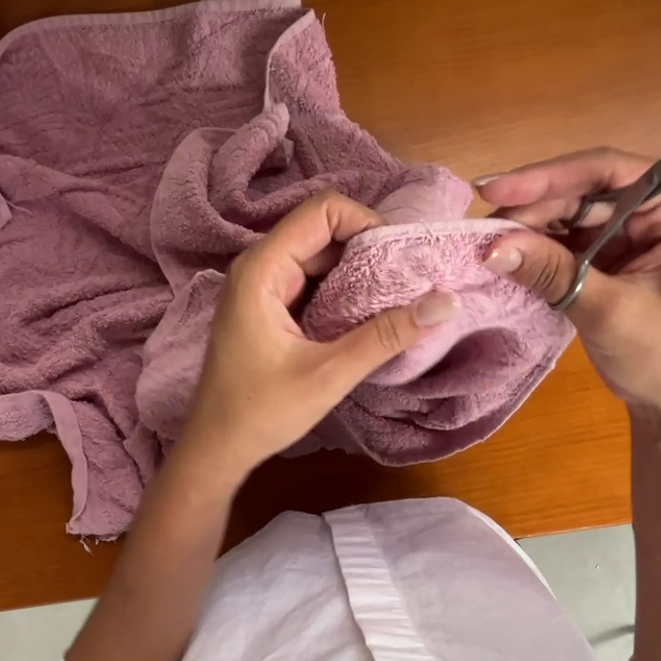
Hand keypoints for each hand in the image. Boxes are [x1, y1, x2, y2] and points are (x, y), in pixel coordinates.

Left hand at [178, 192, 460, 482]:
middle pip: (322, 232)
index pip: (322, 212)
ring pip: (319, 260)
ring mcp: (260, 289)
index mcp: (261, 271)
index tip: (400, 258)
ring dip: (357, 275)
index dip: (367, 223)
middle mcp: (257, 269)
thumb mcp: (328, 375)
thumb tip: (445, 303)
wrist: (216, 448)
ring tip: (394, 301)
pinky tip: (366, 318)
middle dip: (367, 251)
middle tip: (407, 282)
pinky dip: (340, 294)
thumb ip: (385, 336)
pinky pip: (310, 285)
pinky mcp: (267, 311)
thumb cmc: (260, 413)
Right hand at [476, 148, 660, 423]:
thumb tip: (492, 248)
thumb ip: (552, 273)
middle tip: (481, 227)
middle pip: (587, 191)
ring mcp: (639, 231)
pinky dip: (540, 249)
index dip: (548, 178)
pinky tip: (507, 254)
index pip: (610, 171)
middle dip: (534, 207)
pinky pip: (572, 241)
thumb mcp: (608, 311)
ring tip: (486, 241)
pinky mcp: (617, 256)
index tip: (494, 190)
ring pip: (574, 215)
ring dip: (531, 228)